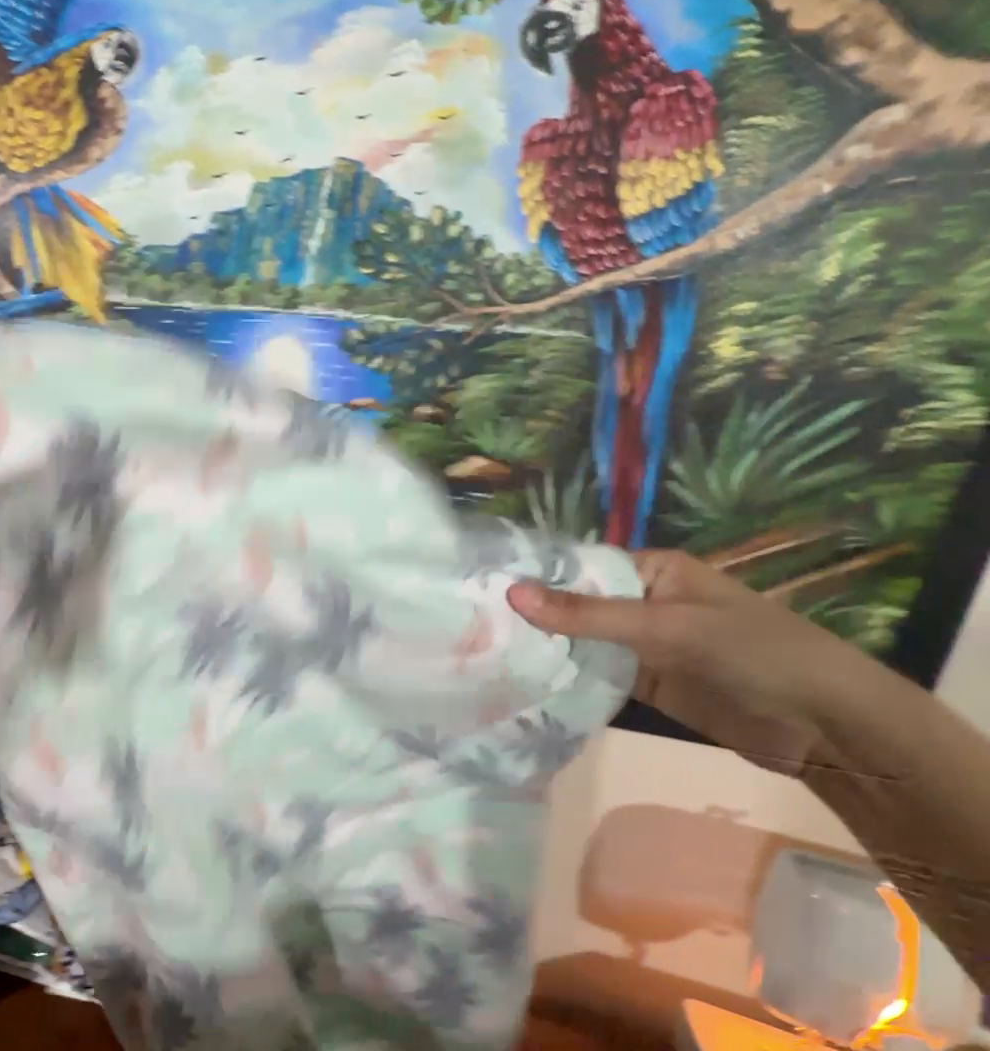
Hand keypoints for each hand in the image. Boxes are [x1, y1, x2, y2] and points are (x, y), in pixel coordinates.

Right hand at [507, 550, 914, 775]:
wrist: (826, 727)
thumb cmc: (754, 652)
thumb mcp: (667, 627)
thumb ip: (587, 615)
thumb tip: (509, 593)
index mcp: (652, 570)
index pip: (577, 565)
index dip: (531, 576)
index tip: (476, 588)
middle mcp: (642, 601)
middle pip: (572, 605)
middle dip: (529, 616)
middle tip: (467, 625)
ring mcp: (641, 644)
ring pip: (578, 641)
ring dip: (542, 649)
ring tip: (480, 654)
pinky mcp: (643, 683)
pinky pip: (592, 674)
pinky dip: (563, 678)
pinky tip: (520, 681)